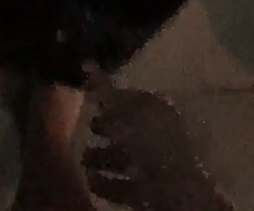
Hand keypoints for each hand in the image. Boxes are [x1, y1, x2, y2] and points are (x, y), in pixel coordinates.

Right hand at [83, 78, 229, 210]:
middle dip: (105, 129)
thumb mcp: (123, 107)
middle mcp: (159, 134)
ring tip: (84, 160)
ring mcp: (155, 164)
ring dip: (101, 157)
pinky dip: (106, 181)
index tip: (91, 99)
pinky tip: (91, 179)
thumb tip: (87, 63)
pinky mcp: (149, 190)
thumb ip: (105, 88)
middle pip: (127, 128)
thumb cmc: (148, 139)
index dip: (110, 97)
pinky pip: (124, 182)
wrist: (169, 188)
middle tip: (88, 128)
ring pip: (123, 157)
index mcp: (158, 110)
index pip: (132, 98)